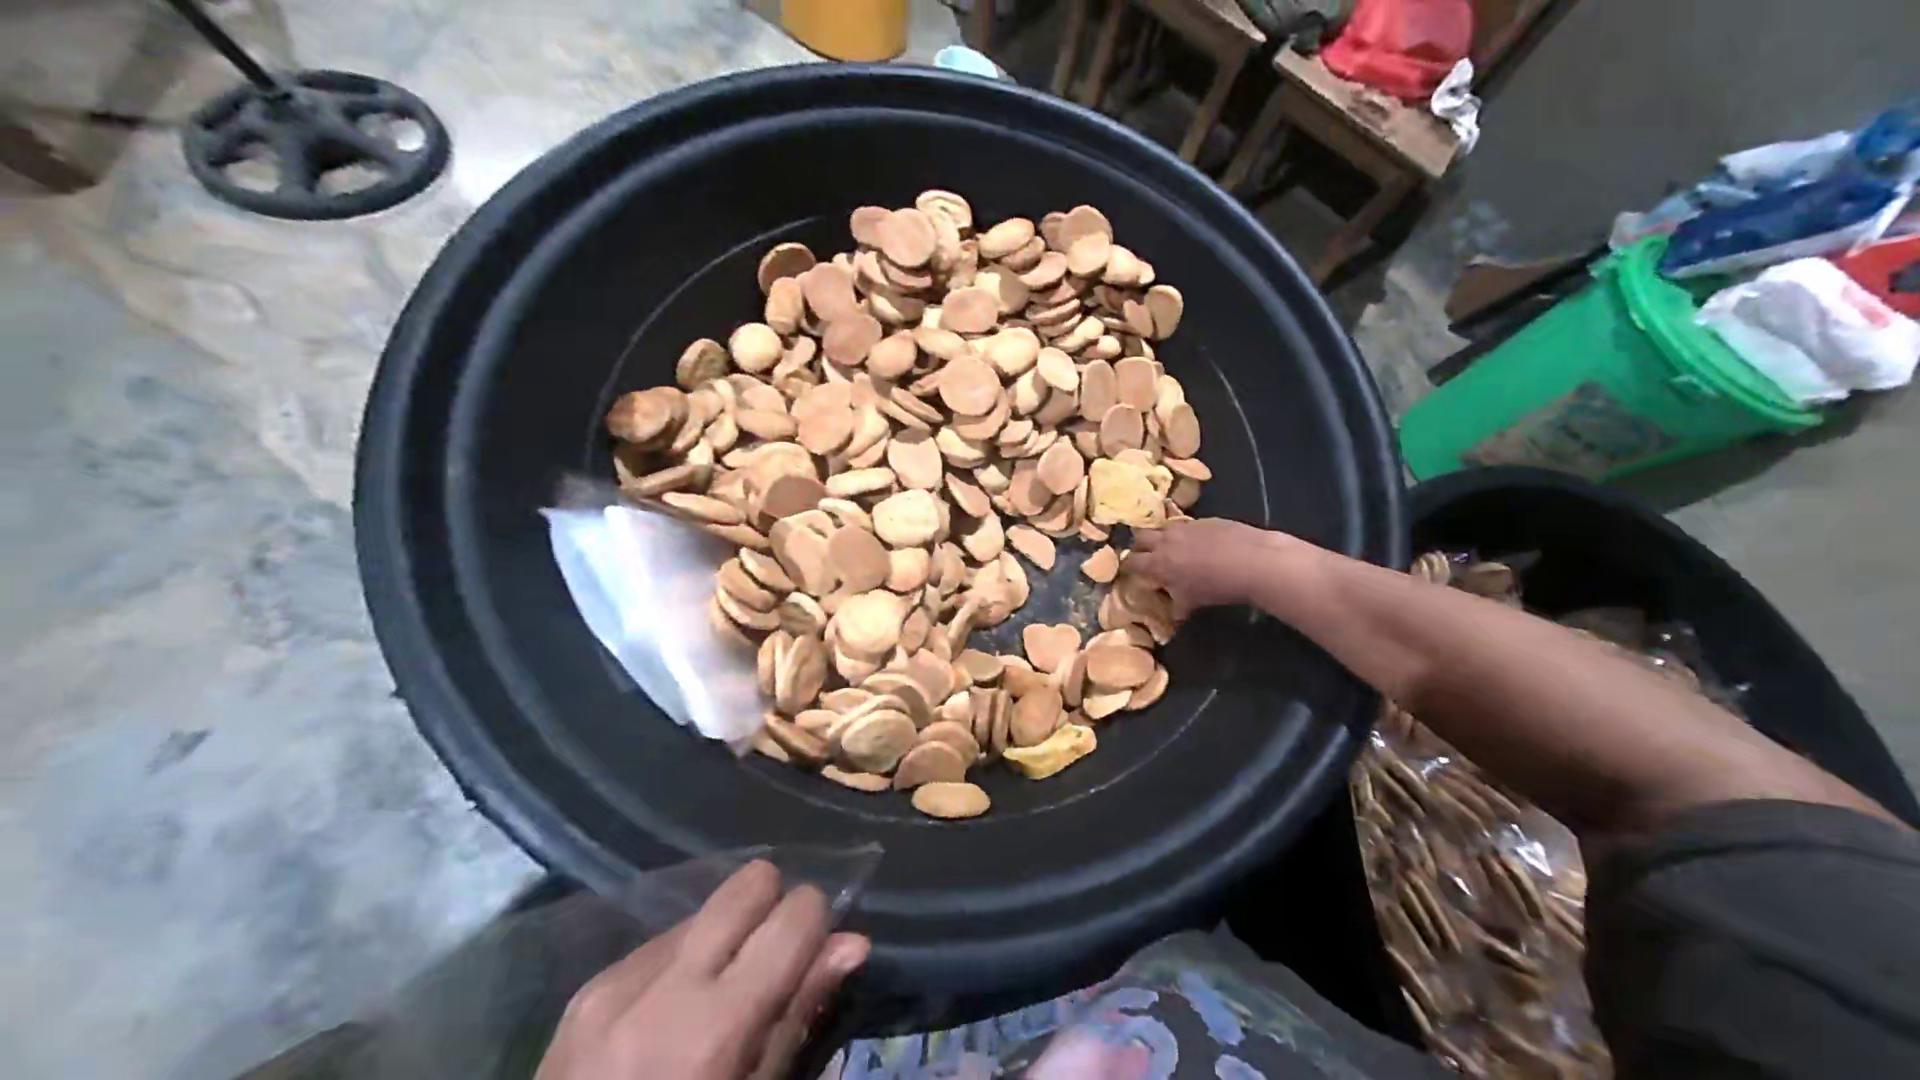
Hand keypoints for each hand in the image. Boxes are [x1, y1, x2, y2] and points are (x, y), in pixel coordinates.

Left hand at [536, 861, 868, 1079]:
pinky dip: (684, 964)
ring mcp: (616, 982)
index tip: (814, 951)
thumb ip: (799, 1017)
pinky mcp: (586, 988)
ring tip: (712, 1003)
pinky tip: (668, 1020)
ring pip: (706, 909)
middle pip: (748, 883)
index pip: (793, 916)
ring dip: (725, 939)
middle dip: (773, 906)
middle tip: (771, 962)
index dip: (815, 922)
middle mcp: (662, 988)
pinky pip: (661, 943)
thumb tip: (852, 942)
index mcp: (712, 1032)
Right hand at [1126, 518, 1288, 618]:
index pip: (1131, 562)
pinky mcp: (1204, 519)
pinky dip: (1186, 534)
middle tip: (1148, 558)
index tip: (1132, 573)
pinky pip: (1187, 525)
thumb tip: (1174, 613)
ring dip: (1162, 537)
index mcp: (1158, 562)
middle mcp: (1166, 540)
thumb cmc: (1217, 587)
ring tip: (1173, 549)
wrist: (1253, 561)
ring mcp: (1185, 526)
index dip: (1129, 567)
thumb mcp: (1193, 602)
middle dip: (1141, 547)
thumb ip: (1177, 605)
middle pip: (1141, 537)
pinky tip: (1201, 544)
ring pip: (1163, 528)